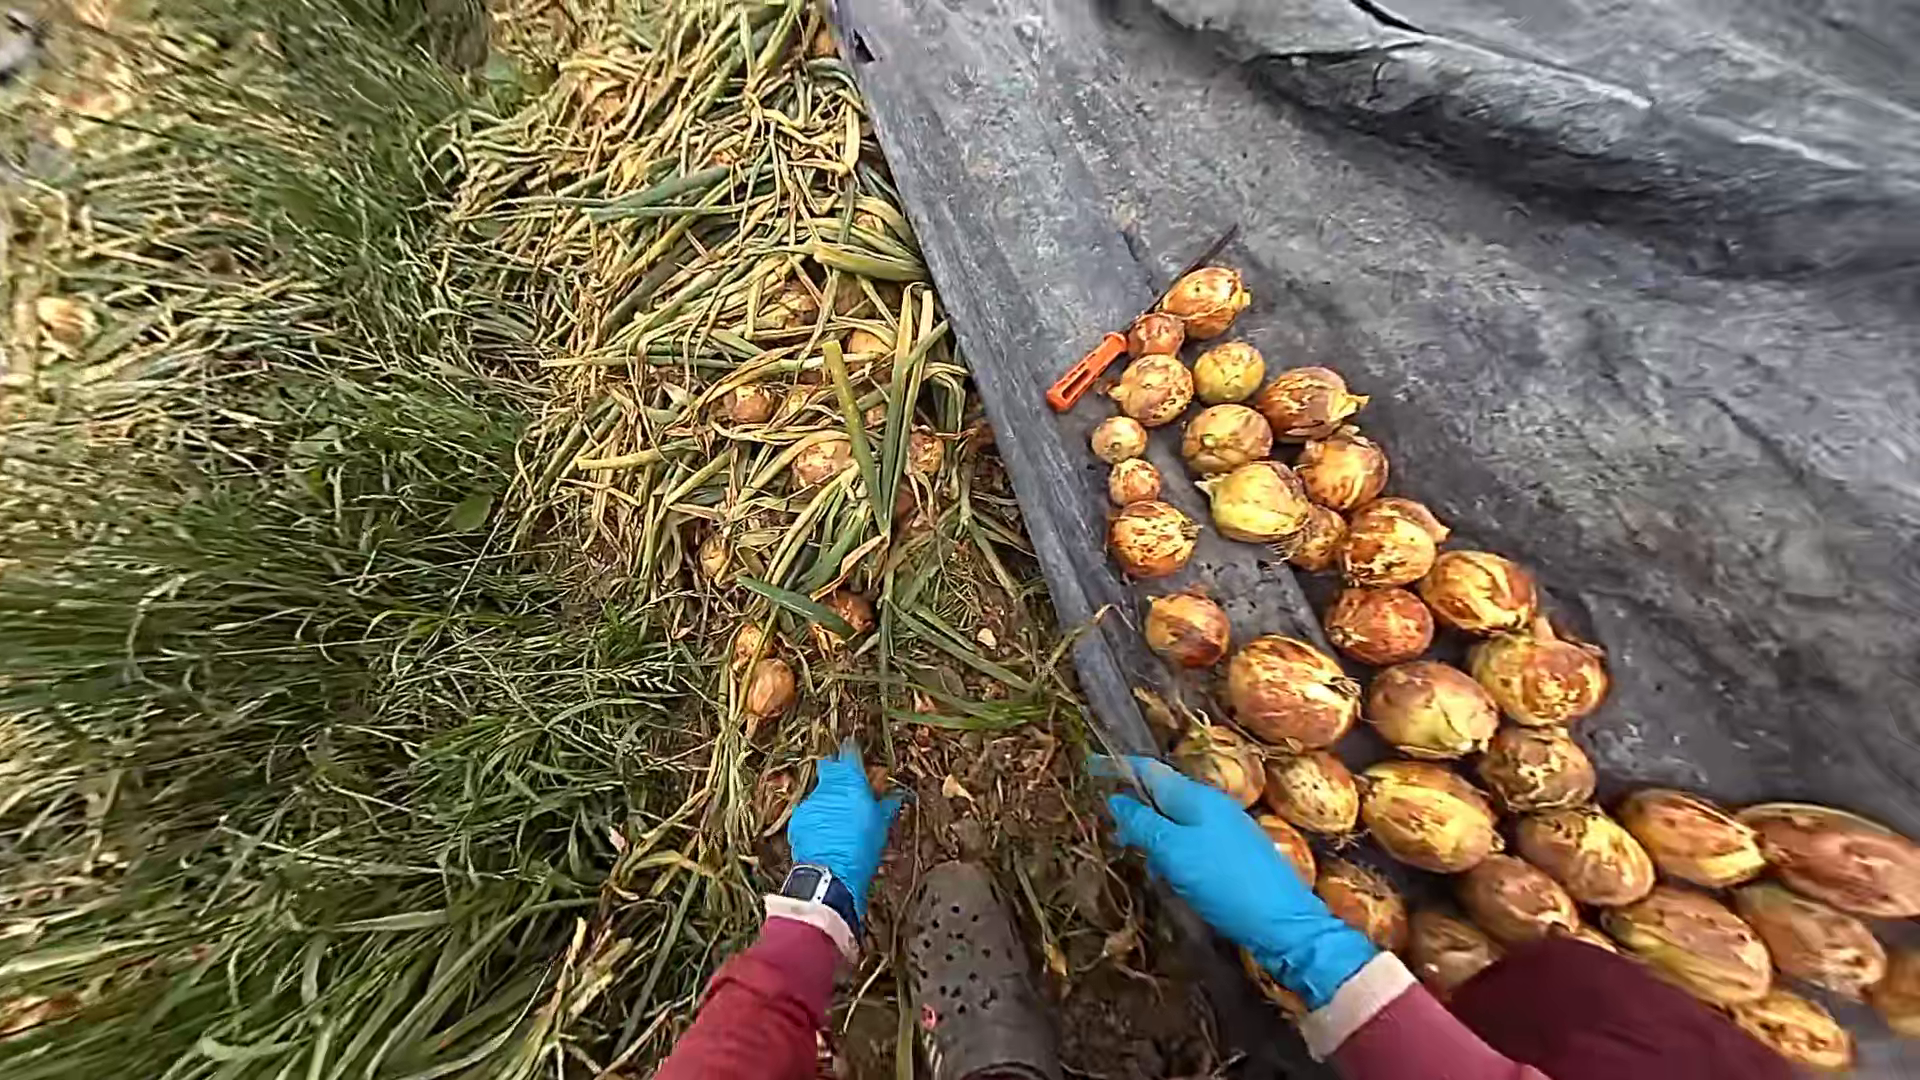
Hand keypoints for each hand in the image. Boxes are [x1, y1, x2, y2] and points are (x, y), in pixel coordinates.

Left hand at [788, 739, 904, 916]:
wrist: (830, 877)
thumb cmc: (861, 847)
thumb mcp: (881, 825)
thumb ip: (885, 804)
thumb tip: (893, 796)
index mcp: (850, 780)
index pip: (850, 751)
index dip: (853, 751)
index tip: (857, 755)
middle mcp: (827, 785)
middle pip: (829, 766)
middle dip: (837, 771)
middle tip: (849, 784)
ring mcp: (810, 801)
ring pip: (820, 790)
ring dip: (829, 797)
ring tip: (840, 817)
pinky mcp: (797, 819)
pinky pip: (810, 810)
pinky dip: (818, 816)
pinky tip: (826, 832)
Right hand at [1100, 755, 1376, 1009]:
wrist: (1289, 927)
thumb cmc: (1225, 882)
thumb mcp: (1174, 851)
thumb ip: (1143, 823)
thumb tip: (1116, 800)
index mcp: (1194, 795)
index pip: (1148, 769)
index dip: (1118, 766)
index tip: (1090, 766)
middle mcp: (1209, 803)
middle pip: (1161, 791)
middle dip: (1132, 801)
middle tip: (1106, 819)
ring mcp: (1224, 827)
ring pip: (1174, 817)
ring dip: (1149, 827)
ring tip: (1130, 848)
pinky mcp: (1233, 852)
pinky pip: (1189, 837)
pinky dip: (1168, 845)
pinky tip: (1163, 868)